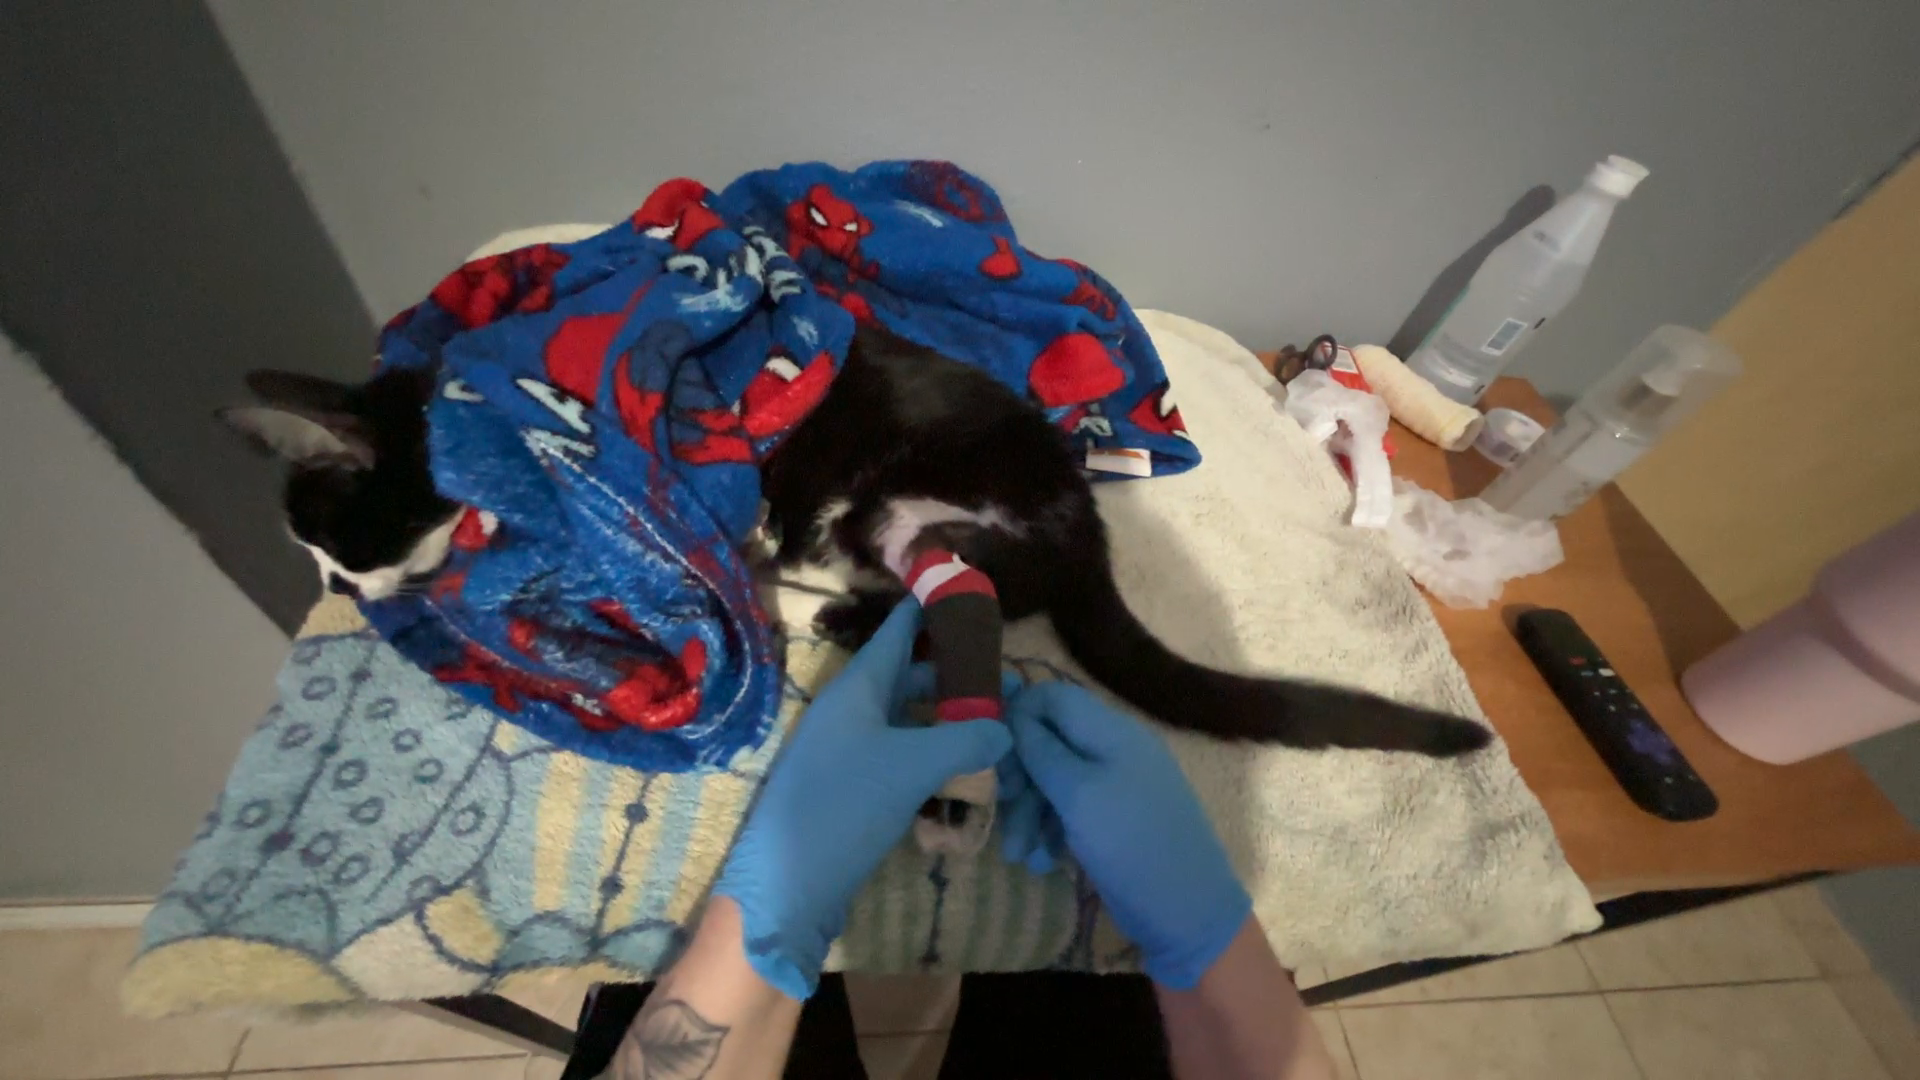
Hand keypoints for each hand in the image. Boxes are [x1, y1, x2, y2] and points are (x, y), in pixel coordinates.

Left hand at [714, 601, 1012, 999]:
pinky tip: (962, 766)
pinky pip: (901, 752)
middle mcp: (852, 709)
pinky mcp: (852, 784)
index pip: (899, 631)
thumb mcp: (911, 767)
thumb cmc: (843, 806)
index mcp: (859, 687)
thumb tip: (1006, 730)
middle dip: (956, 675)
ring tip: (993, 725)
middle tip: (1004, 681)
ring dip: (947, 717)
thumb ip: (965, 740)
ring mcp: (849, 747)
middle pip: (910, 674)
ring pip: (908, 716)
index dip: (931, 609)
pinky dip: (932, 751)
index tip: (966, 592)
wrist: (785, 888)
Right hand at [999, 681, 1250, 989]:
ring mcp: (1114, 784)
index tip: (991, 750)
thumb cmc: (1132, 845)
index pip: (1054, 696)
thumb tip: (1012, 714)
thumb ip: (1042, 750)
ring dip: (1030, 810)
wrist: (1188, 917)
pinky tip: (1042, 860)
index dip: (1019, 715)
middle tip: (1000, 807)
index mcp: (1111, 730)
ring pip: (1054, 778)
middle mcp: (1112, 749)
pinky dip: (1050, 829)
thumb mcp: (1079, 795)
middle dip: (1021, 775)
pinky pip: (1070, 808)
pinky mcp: (1110, 818)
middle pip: (1049, 740)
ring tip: (1018, 853)